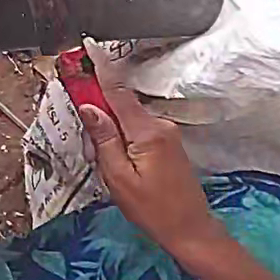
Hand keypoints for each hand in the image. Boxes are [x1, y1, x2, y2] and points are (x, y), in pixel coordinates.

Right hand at [74, 41, 222, 252]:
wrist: (192, 232)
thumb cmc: (153, 210)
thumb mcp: (119, 177)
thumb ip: (104, 139)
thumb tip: (89, 107)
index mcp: (147, 131)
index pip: (118, 91)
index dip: (100, 69)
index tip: (87, 48)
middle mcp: (160, 125)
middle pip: (120, 104)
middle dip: (98, 111)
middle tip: (87, 138)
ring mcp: (167, 132)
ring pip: (128, 118)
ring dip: (110, 129)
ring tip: (105, 162)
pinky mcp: (168, 141)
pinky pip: (137, 128)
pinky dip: (122, 135)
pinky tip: (119, 161)